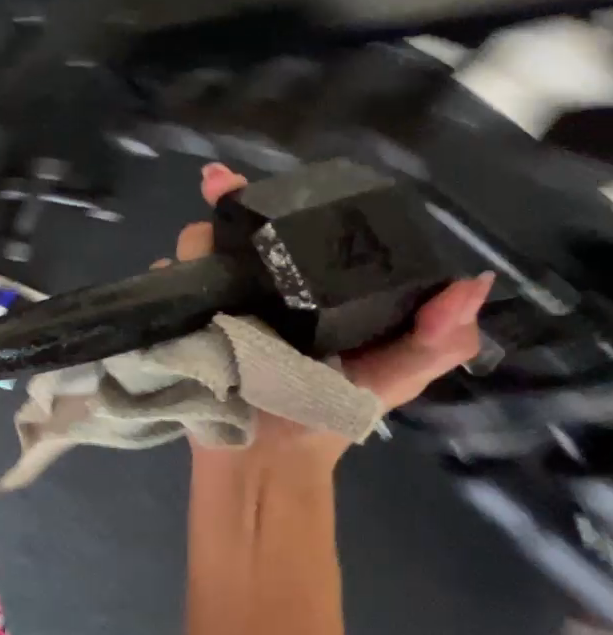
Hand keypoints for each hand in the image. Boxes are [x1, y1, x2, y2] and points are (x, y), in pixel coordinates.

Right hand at [176, 163, 492, 468]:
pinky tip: (177, 295)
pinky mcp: (177, 323)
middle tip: (211, 217)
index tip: (229, 179)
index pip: (284, 230)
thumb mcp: (400, 375)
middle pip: (227, 231)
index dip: (258, 199)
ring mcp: (211, 303)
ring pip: (190, 253)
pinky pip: (163, 287)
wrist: (268, 455)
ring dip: (192, 251)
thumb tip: (470, 284)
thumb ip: (437, 338)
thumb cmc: (331, 411)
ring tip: (199, 269)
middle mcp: (255, 286)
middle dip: (217, 218)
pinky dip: (167, 281)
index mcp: (305, 287)